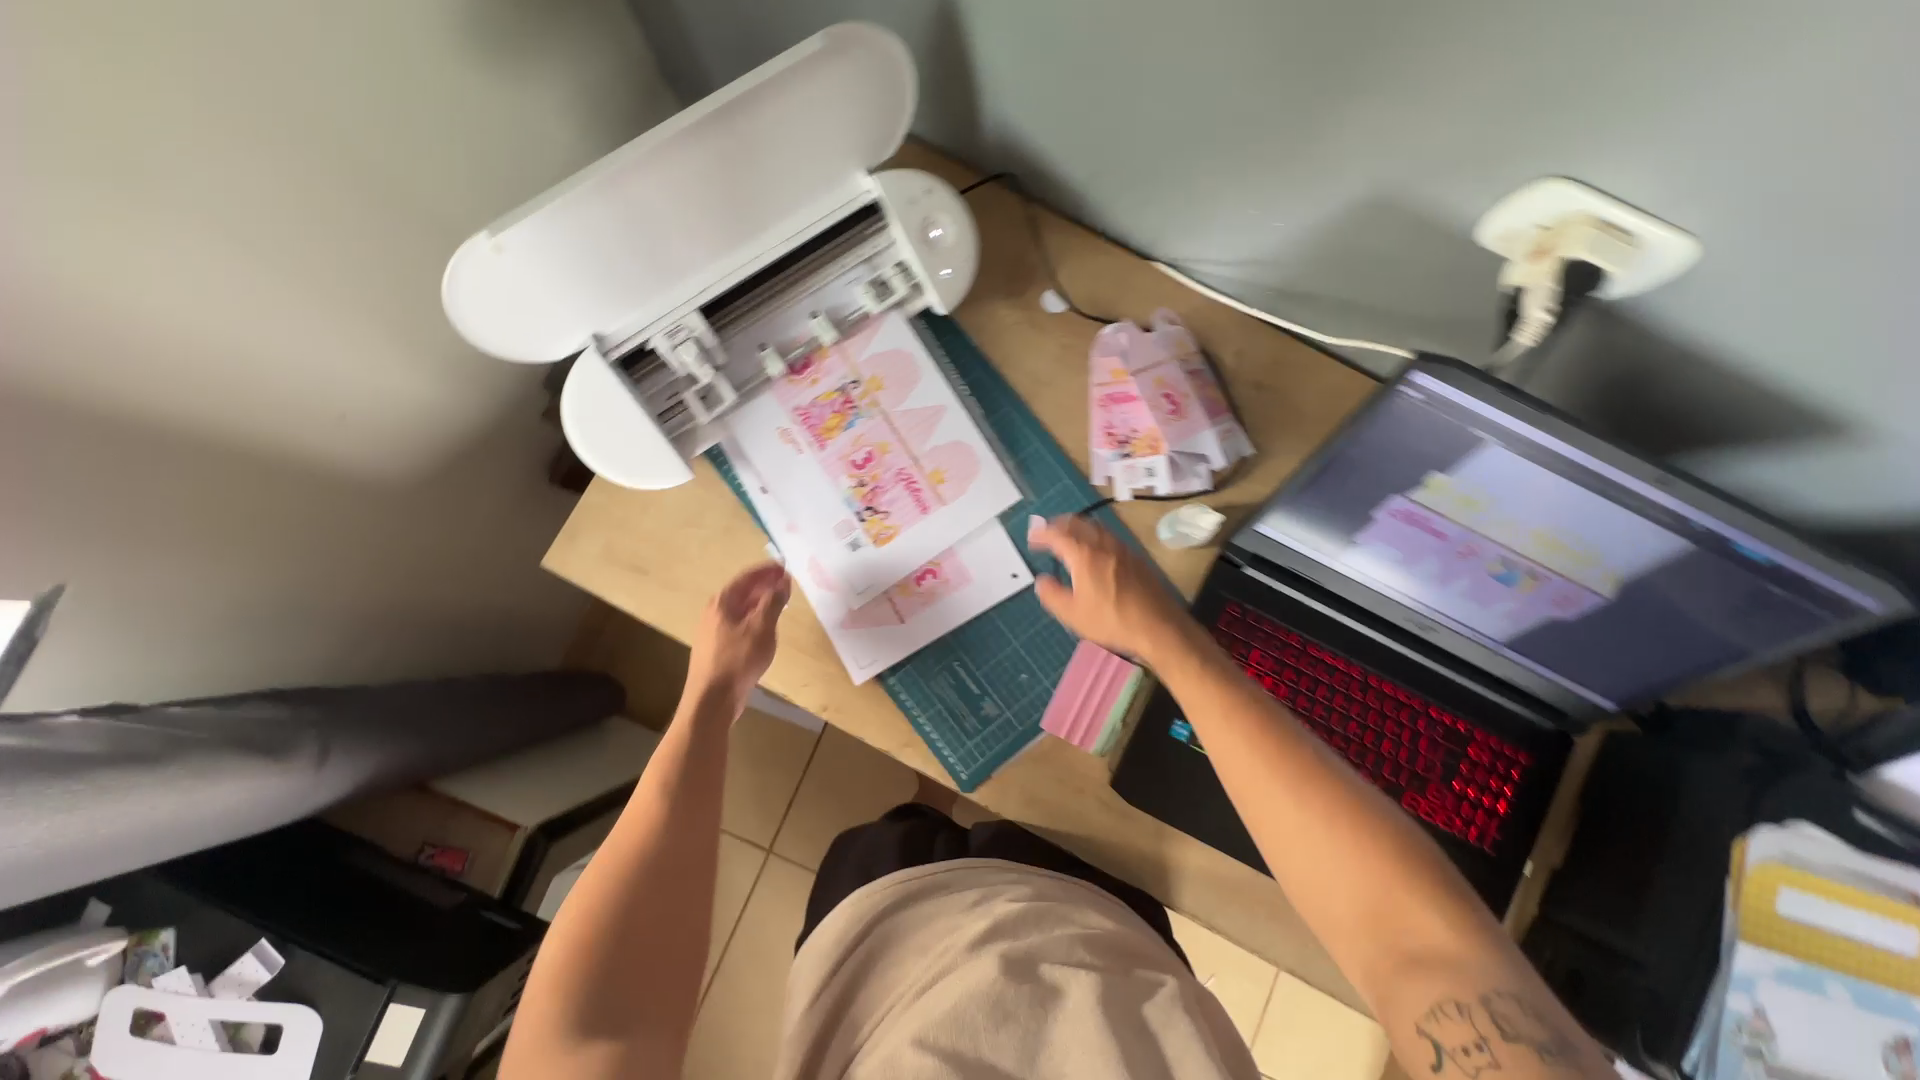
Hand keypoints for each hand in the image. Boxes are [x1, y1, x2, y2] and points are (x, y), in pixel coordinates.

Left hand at [685, 562, 790, 707]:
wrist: (712, 699)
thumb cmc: (738, 659)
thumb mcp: (762, 627)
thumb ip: (773, 601)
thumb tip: (783, 581)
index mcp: (723, 602)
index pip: (747, 577)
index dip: (767, 571)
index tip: (786, 566)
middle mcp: (715, 612)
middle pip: (743, 592)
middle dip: (765, 586)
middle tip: (787, 583)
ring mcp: (714, 631)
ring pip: (741, 610)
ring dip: (761, 603)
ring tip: (781, 603)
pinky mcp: (718, 648)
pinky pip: (739, 625)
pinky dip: (755, 619)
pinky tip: (766, 629)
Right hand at [1027, 515, 1194, 665]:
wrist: (1158, 625)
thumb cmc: (1112, 621)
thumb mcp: (1073, 614)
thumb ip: (1052, 595)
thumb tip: (1041, 581)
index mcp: (1084, 555)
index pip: (1058, 534)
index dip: (1042, 533)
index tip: (1032, 537)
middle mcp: (1103, 545)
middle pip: (1078, 523)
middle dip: (1059, 524)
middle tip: (1047, 531)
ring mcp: (1122, 549)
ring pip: (1095, 527)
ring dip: (1077, 527)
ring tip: (1068, 537)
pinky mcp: (1135, 558)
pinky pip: (1109, 536)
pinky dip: (1093, 535)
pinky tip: (1095, 550)